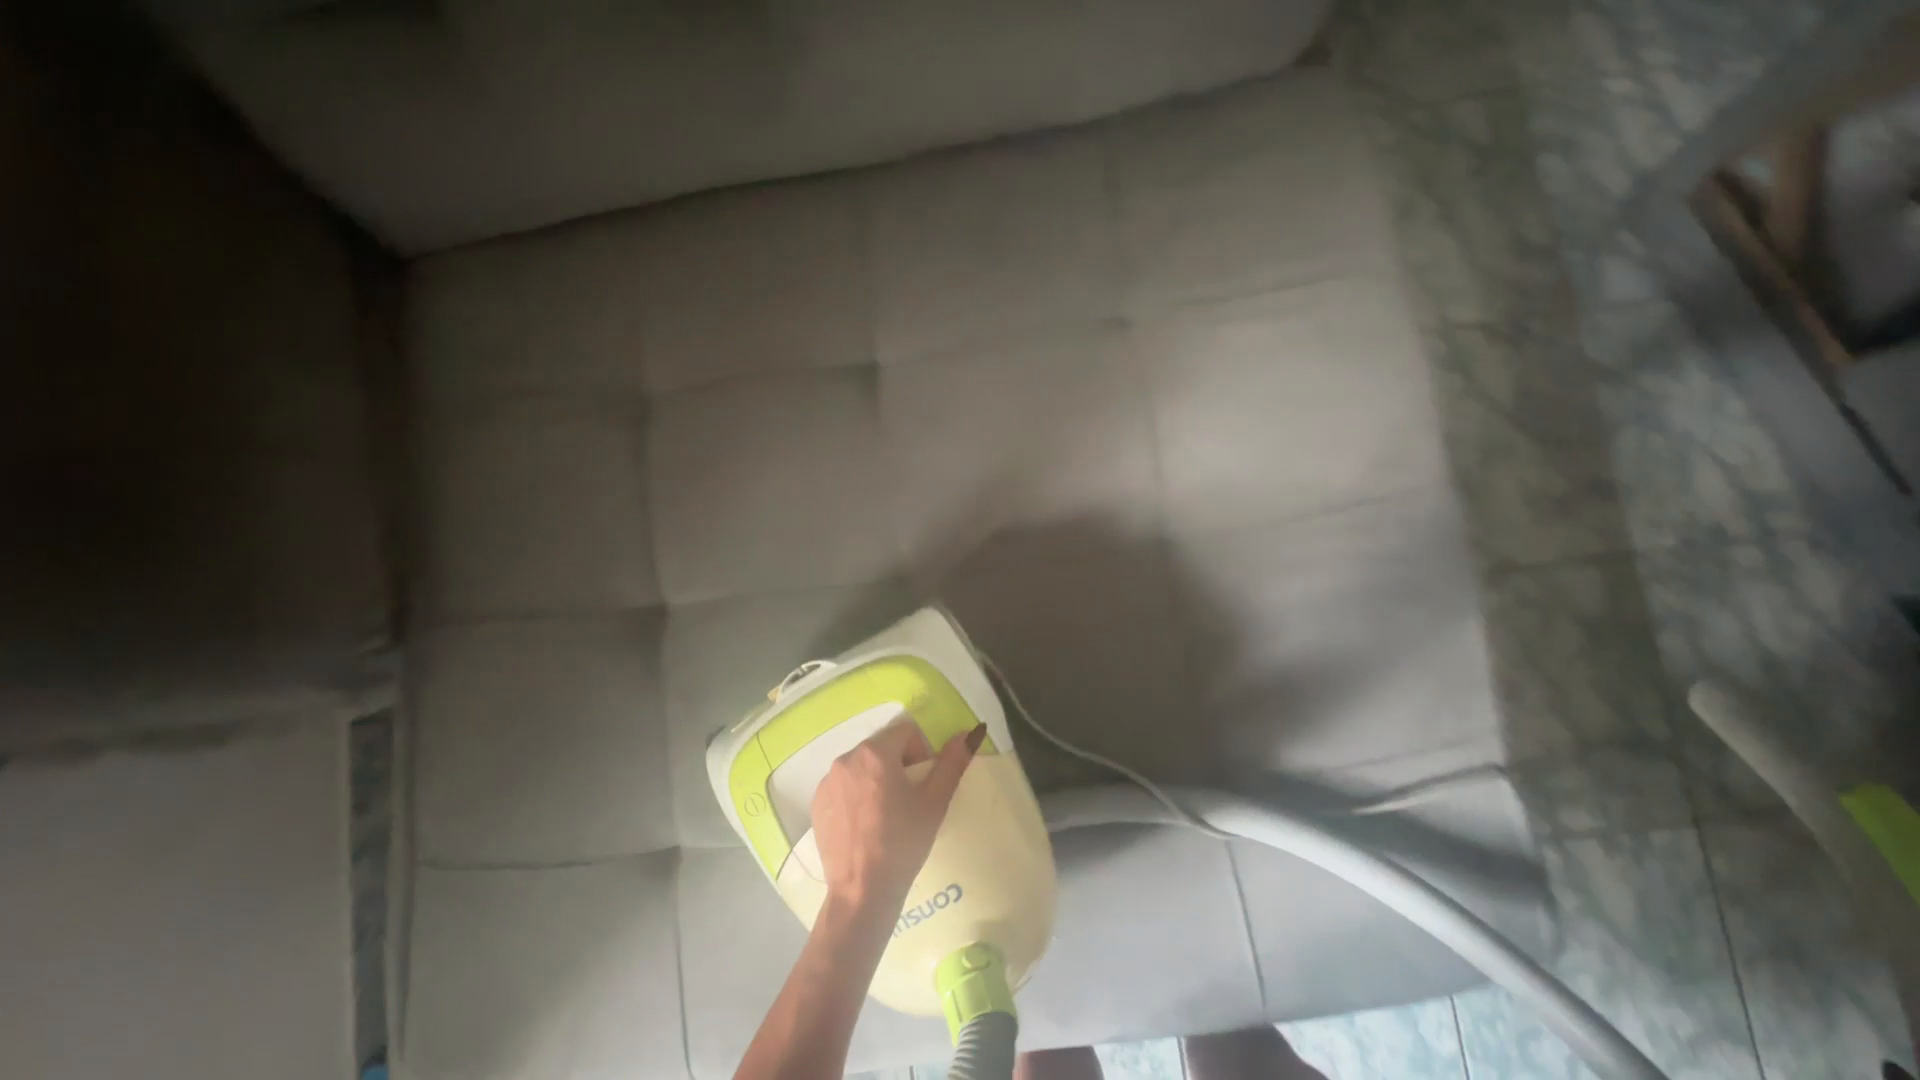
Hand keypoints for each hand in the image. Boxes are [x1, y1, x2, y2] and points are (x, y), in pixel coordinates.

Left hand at [811, 720, 984, 915]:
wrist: (863, 889)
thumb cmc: (903, 842)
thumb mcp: (935, 801)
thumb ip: (952, 763)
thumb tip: (968, 733)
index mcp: (875, 753)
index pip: (906, 732)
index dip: (921, 753)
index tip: (923, 784)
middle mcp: (845, 760)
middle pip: (881, 748)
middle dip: (898, 766)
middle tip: (908, 801)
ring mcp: (827, 782)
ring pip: (860, 768)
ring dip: (876, 781)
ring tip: (886, 817)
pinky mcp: (817, 804)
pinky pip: (842, 788)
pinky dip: (856, 798)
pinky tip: (865, 827)